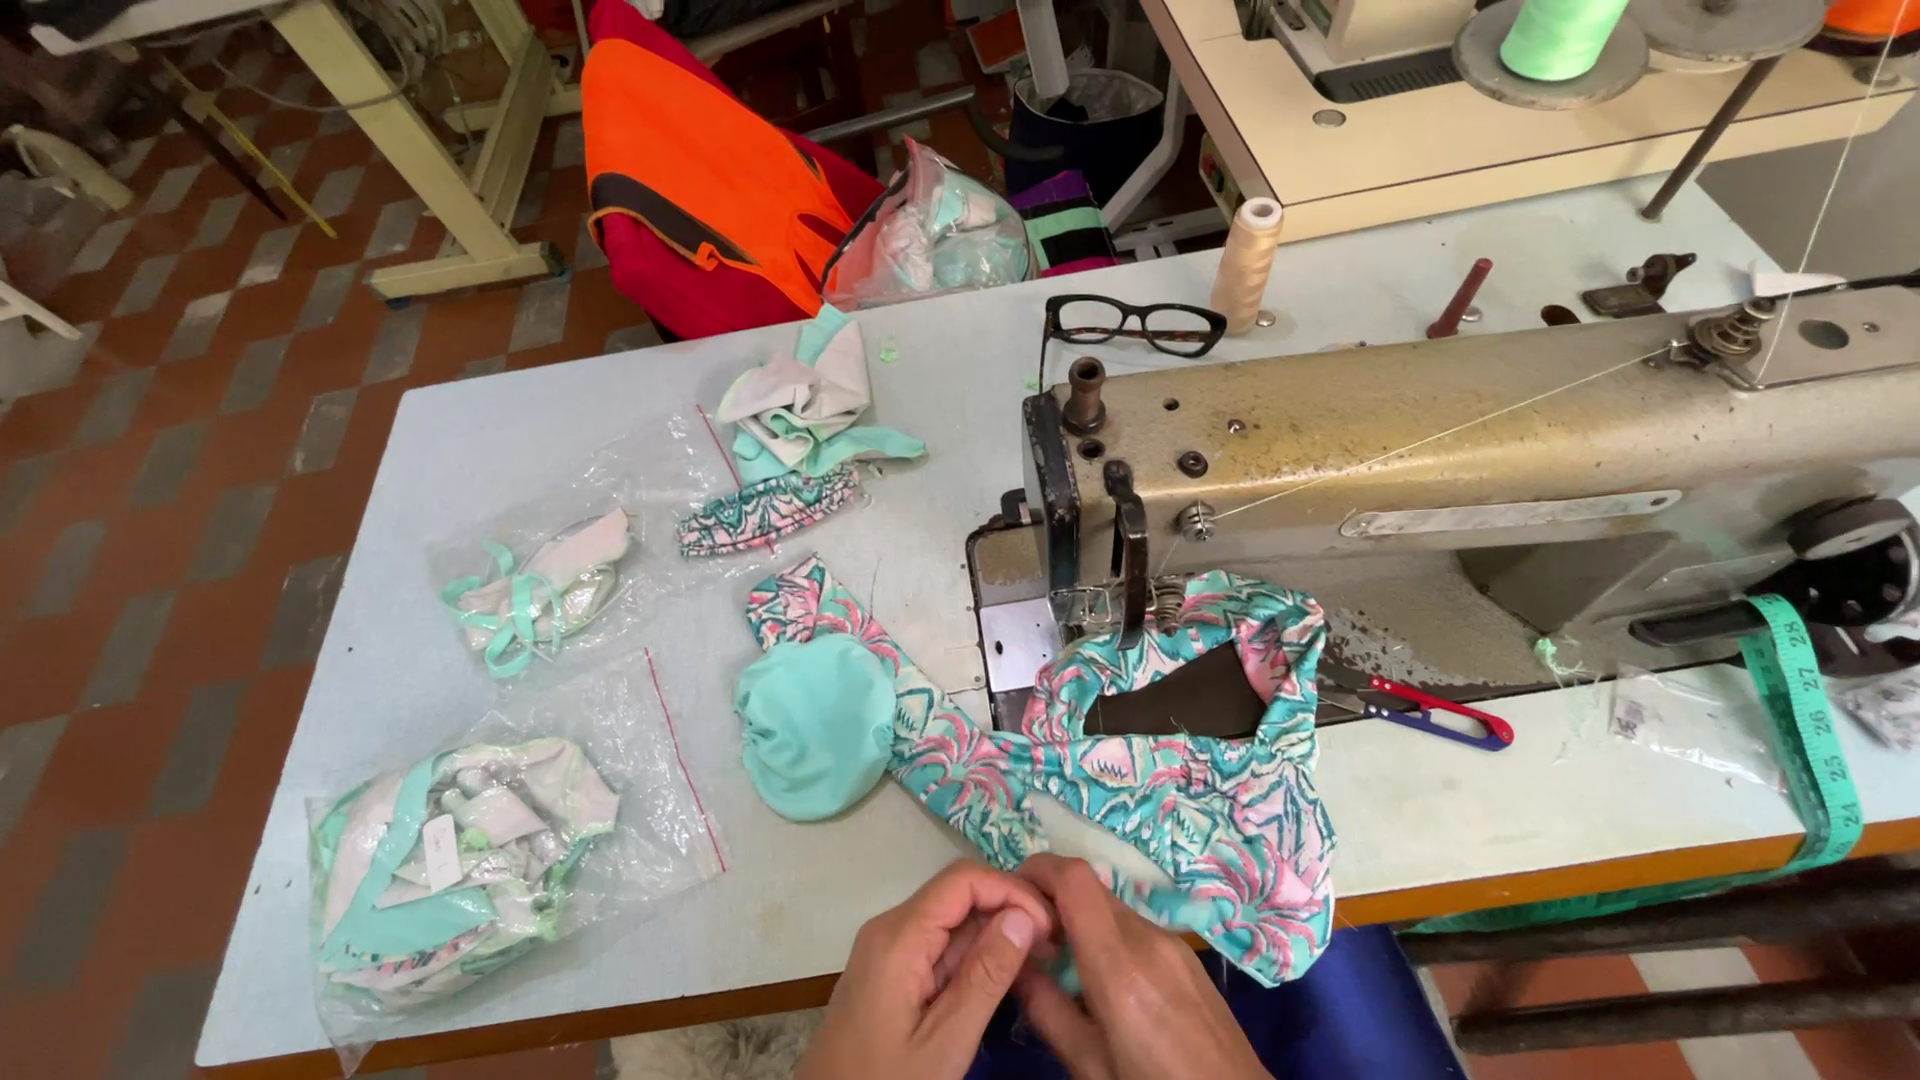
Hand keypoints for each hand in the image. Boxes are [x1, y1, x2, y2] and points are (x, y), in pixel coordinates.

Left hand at [797, 858, 1053, 1079]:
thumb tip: (1024, 916)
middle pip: (958, 894)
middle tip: (1054, 944)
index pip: (963, 879)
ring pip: (952, 918)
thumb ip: (986, 976)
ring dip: (996, 930)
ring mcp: (888, 948)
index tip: (1051, 926)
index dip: (1012, 890)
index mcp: (898, 936)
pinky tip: (1004, 972)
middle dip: (1008, 907)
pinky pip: (938, 944)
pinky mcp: (891, 969)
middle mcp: (890, 928)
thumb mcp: (945, 1041)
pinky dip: (974, 952)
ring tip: (1040, 958)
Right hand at [1015, 854, 1270, 1079]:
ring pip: (1111, 906)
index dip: (1038, 869)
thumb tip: (1014, 962)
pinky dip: (1106, 933)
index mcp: (1119, 966)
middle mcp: (1148, 939)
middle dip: (1051, 896)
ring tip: (1060, 960)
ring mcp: (1173, 943)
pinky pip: (1134, 926)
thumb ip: (1046, 1009)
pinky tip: (1100, 976)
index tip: (1012, 894)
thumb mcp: (1090, 1067)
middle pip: (1090, 888)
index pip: (1074, 879)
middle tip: (1026, 934)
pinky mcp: (1187, 954)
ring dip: (1078, 917)